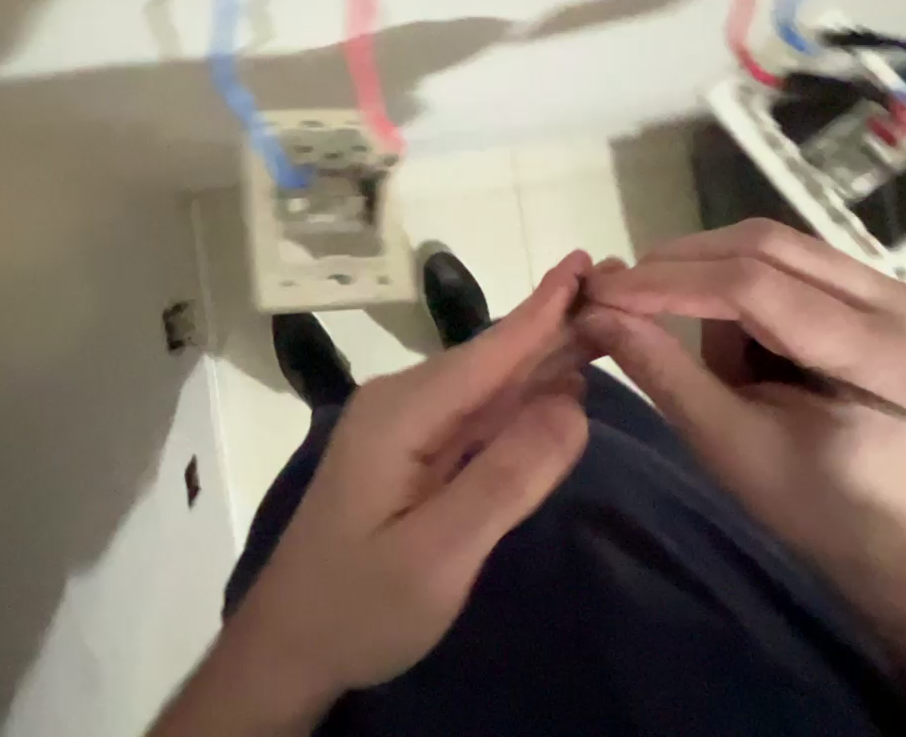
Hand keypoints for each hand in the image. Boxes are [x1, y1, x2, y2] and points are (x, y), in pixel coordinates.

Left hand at [230, 251, 593, 705]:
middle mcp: (402, 404)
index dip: (541, 310)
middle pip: (491, 360)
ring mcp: (404, 428)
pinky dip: (519, 399)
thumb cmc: (358, 605)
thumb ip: (505, 478)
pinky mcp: (410, 453)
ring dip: (542, 358)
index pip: (487, 353)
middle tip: (615, 288)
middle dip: (552, 325)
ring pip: (486, 385)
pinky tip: (556, 387)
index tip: (585, 262)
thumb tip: (573, 404)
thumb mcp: (438, 554)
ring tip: (600, 327)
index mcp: (402, 413)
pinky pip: (475, 416)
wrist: (290, 643)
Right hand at [576, 220, 905, 567]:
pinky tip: (721, 324)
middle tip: (619, 293)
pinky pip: (785, 259)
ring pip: (770, 245)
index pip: (753, 286)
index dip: (667, 282)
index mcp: (878, 353)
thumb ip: (661, 370)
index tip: (600, 292)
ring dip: (705, 273)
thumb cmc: (809, 503)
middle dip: (679, 265)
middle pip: (763, 247)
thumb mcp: (725, 441)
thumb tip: (592, 313)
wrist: (888, 534)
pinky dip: (732, 280)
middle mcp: (901, 303)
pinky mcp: (878, 289)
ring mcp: (896, 290)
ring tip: (681, 324)